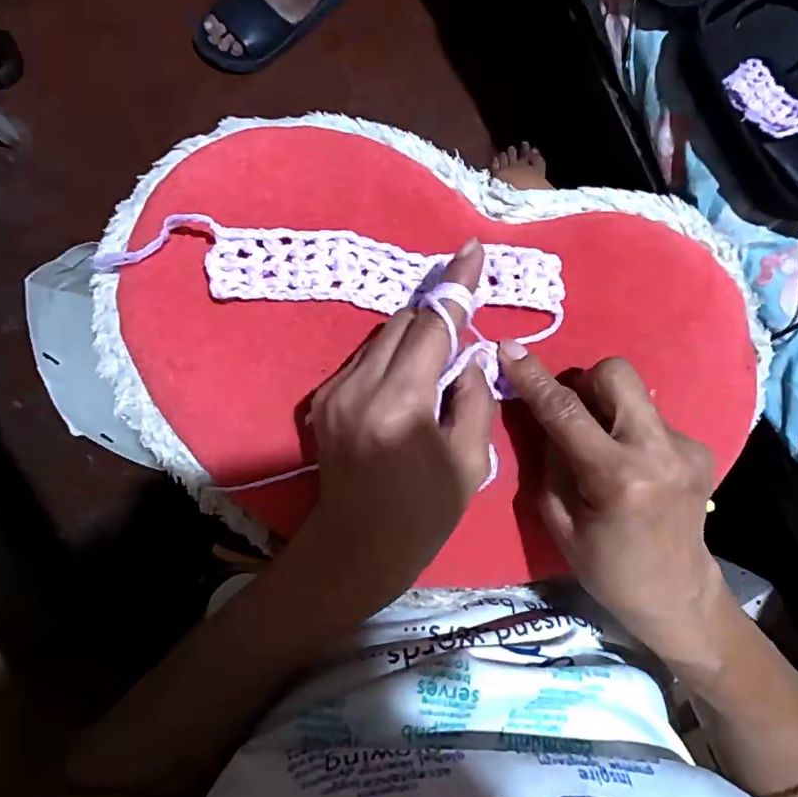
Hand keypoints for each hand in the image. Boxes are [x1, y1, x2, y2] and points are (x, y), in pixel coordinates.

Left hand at [299, 238, 495, 599]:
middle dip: (436, 309)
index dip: (457, 285)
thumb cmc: (424, 513)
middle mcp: (360, 387)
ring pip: (381, 336)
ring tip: (441, 348)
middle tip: (465, 304)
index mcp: (401, 405)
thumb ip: (474, 398)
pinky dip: (394, 354)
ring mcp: (335, 391)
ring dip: (414, 332)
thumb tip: (470, 356)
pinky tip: (412, 374)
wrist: (357, 547)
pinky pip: (366, 358)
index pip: (432, 326)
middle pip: (402, 322)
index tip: (473, 249)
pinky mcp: (324, 399)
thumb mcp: (470, 461)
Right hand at [499, 348, 726, 656]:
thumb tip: (546, 416)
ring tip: (603, 450)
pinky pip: (650, 418)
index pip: (566, 412)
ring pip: (635, 393)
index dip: (534, 378)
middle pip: (616, 374)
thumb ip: (552, 462)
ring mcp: (686, 446)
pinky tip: (633, 468)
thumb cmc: (608, 569)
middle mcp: (658, 451)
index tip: (510, 349)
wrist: (679, 594)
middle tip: (571, 414)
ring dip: (607, 409)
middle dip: (584, 382)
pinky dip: (630, 431)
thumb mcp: (560, 522)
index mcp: (618, 478)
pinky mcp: (699, 447)